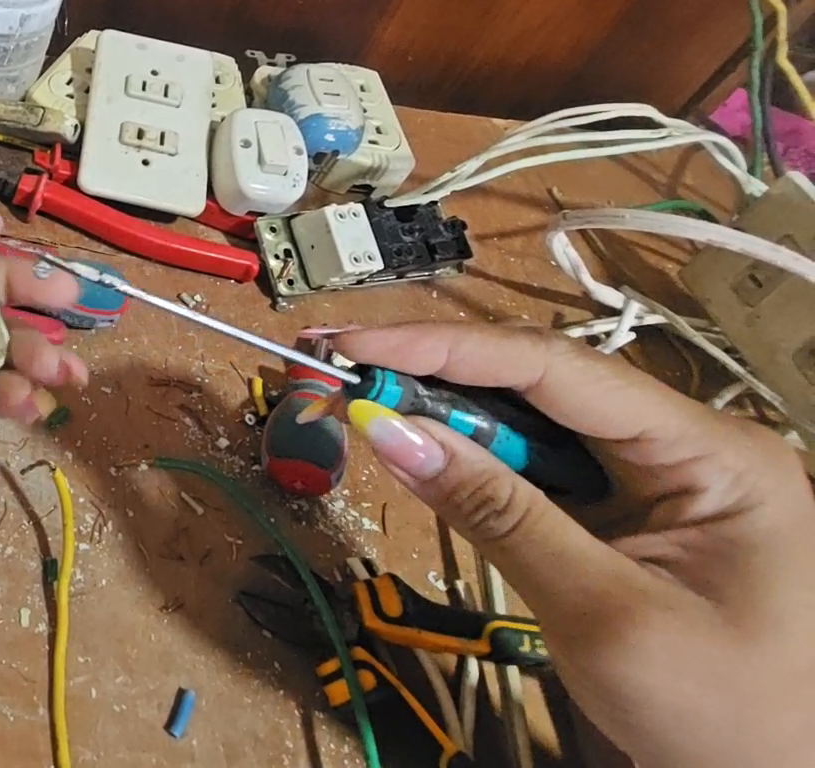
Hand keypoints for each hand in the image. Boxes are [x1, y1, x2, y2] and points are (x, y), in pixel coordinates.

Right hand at [331, 323, 814, 767]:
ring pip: (517, 414)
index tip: (348, 347)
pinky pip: (520, 458)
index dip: (437, 347)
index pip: (549, 368)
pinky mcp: (612, 502)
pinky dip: (457, 452)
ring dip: (433, 409)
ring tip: (357, 401)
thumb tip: (384, 429)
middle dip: (425, 372)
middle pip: (527, 379)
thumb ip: (493, 511)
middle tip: (334, 369)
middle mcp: (677, 441)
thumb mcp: (603, 613)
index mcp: (710, 452)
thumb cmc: (733, 720)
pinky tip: (410, 443)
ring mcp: (645, 471)